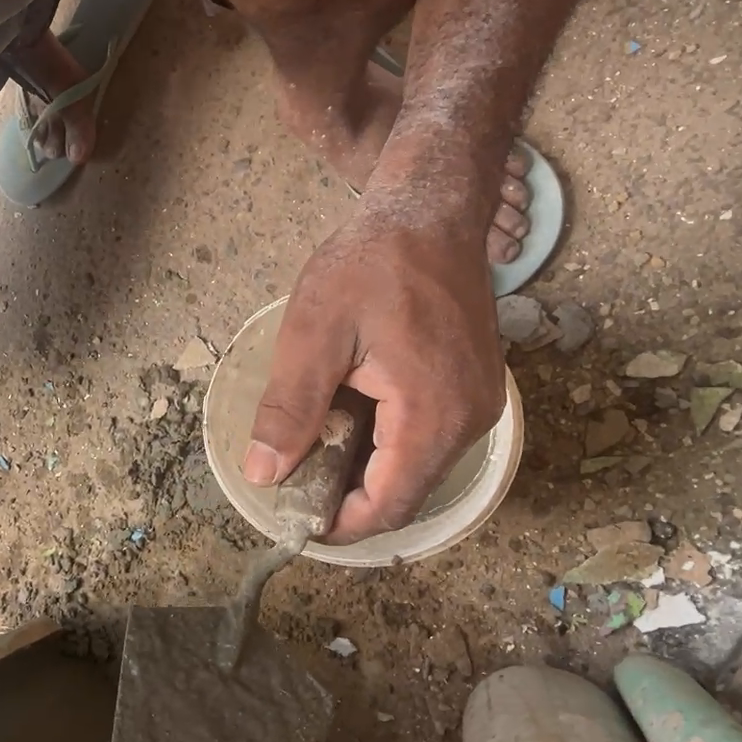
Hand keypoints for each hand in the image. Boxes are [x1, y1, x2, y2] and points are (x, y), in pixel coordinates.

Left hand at [242, 137, 508, 543]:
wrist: (428, 214)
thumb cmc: (368, 267)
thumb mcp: (313, 335)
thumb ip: (291, 409)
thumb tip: (265, 475)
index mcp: (433, 415)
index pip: (390, 504)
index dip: (340, 526)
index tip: (294, 528)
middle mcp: (469, 420)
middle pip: (405, 494)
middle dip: (347, 504)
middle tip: (289, 493)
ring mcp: (476, 404)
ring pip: (414, 468)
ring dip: (362, 476)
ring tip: (306, 461)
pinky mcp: (469, 387)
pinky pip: (423, 439)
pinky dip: (381, 448)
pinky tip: (340, 429)